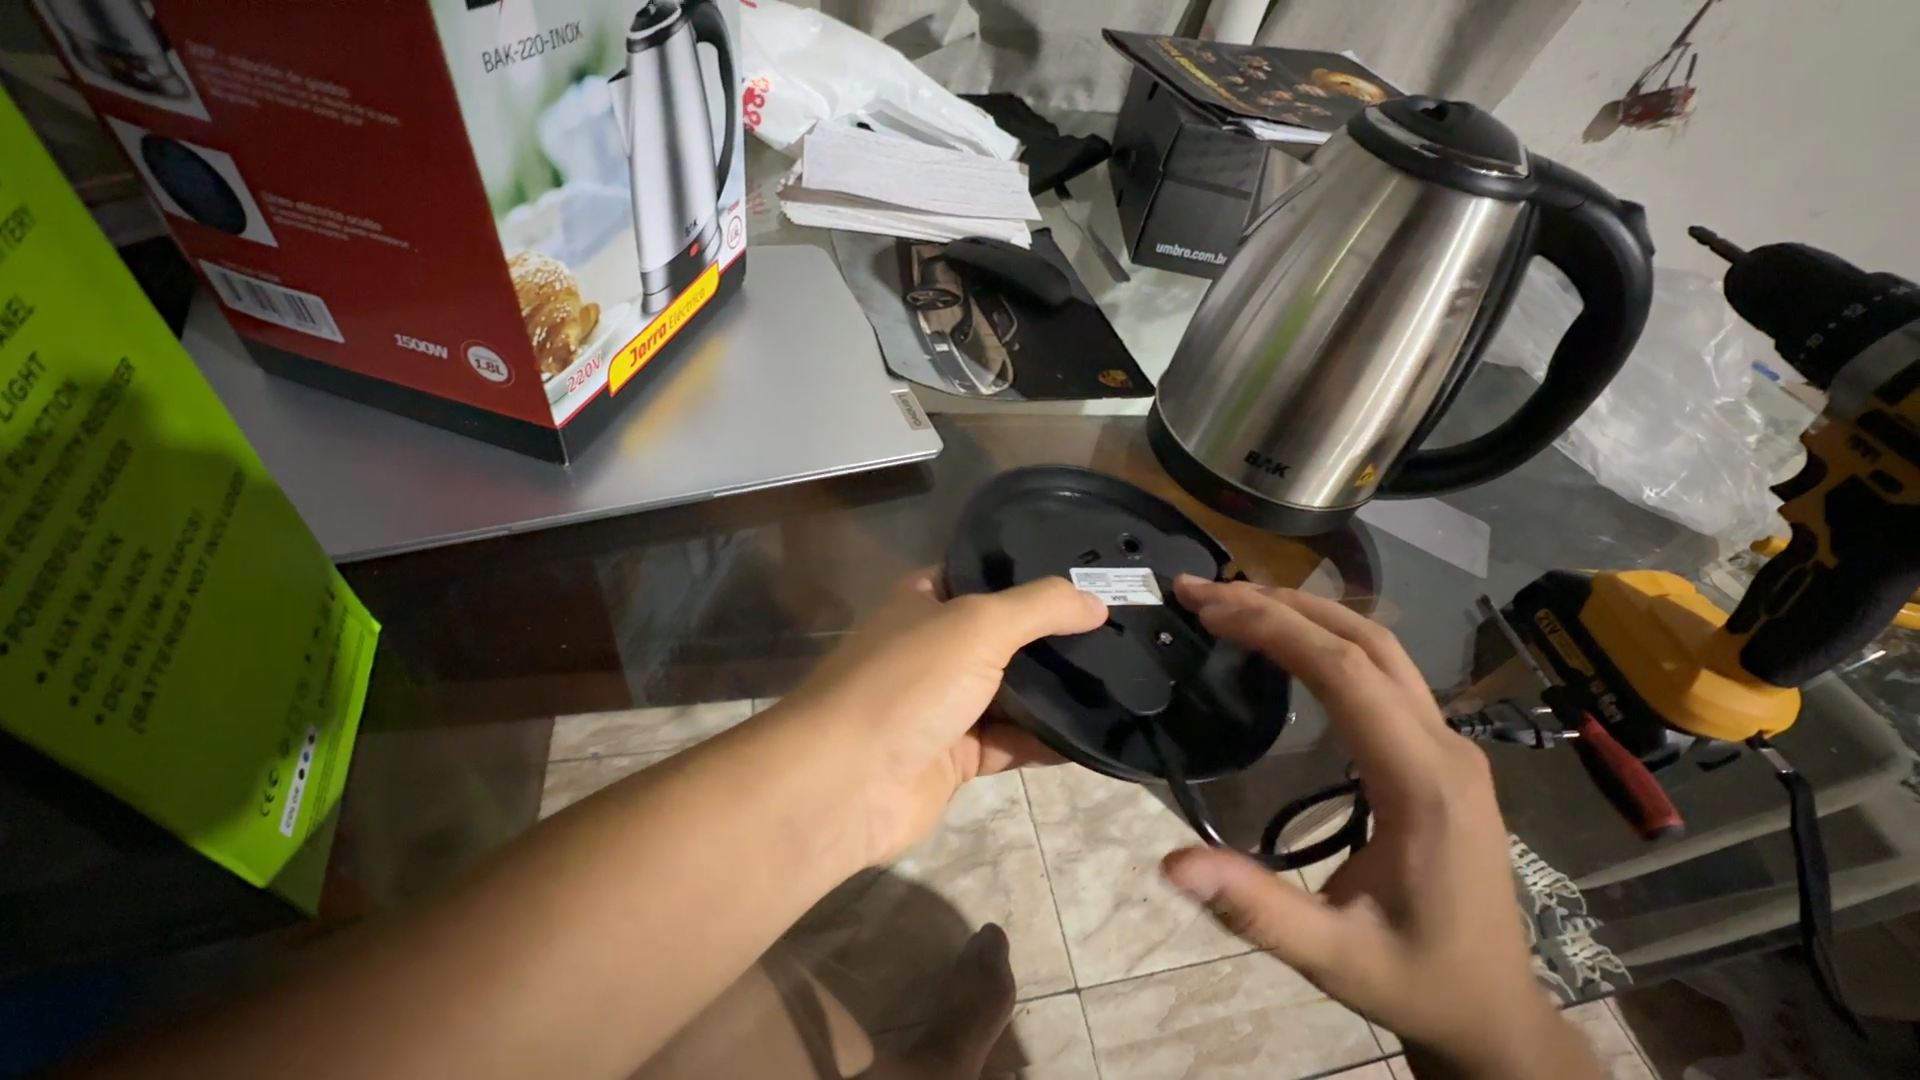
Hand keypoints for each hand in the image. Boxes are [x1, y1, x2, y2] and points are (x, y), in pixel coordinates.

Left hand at [775, 570, 1106, 866]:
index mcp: (923, 601)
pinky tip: (1094, 735)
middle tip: (1120, 629)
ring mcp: (942, 704)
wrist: (847, 781)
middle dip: (1053, 635)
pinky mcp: (954, 756)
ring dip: (1055, 691)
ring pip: (1010, 692)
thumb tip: (1096, 601)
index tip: (1089, 574)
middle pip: (1003, 635)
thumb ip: (1040, 607)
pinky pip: (1011, 742)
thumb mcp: (977, 624)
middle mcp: (932, 647)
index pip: (983, 574)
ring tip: (1121, 678)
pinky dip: (1047, 741)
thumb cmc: (908, 682)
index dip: (1031, 573)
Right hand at [1159, 578, 1598, 1079]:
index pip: (1345, 672)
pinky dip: (1325, 640)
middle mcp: (1444, 747)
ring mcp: (1449, 745)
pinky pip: (1383, 673)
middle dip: (1279, 605)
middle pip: (1364, 641)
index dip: (1273, 629)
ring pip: (1379, 648)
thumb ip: (1255, 908)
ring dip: (1304, 614)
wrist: (1495, 1011)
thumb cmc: (1414, 978)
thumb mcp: (1331, 957)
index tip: (1208, 607)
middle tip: (1203, 592)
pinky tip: (1283, 643)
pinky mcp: (1439, 753)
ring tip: (1233, 602)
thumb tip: (1170, 861)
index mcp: (1422, 782)